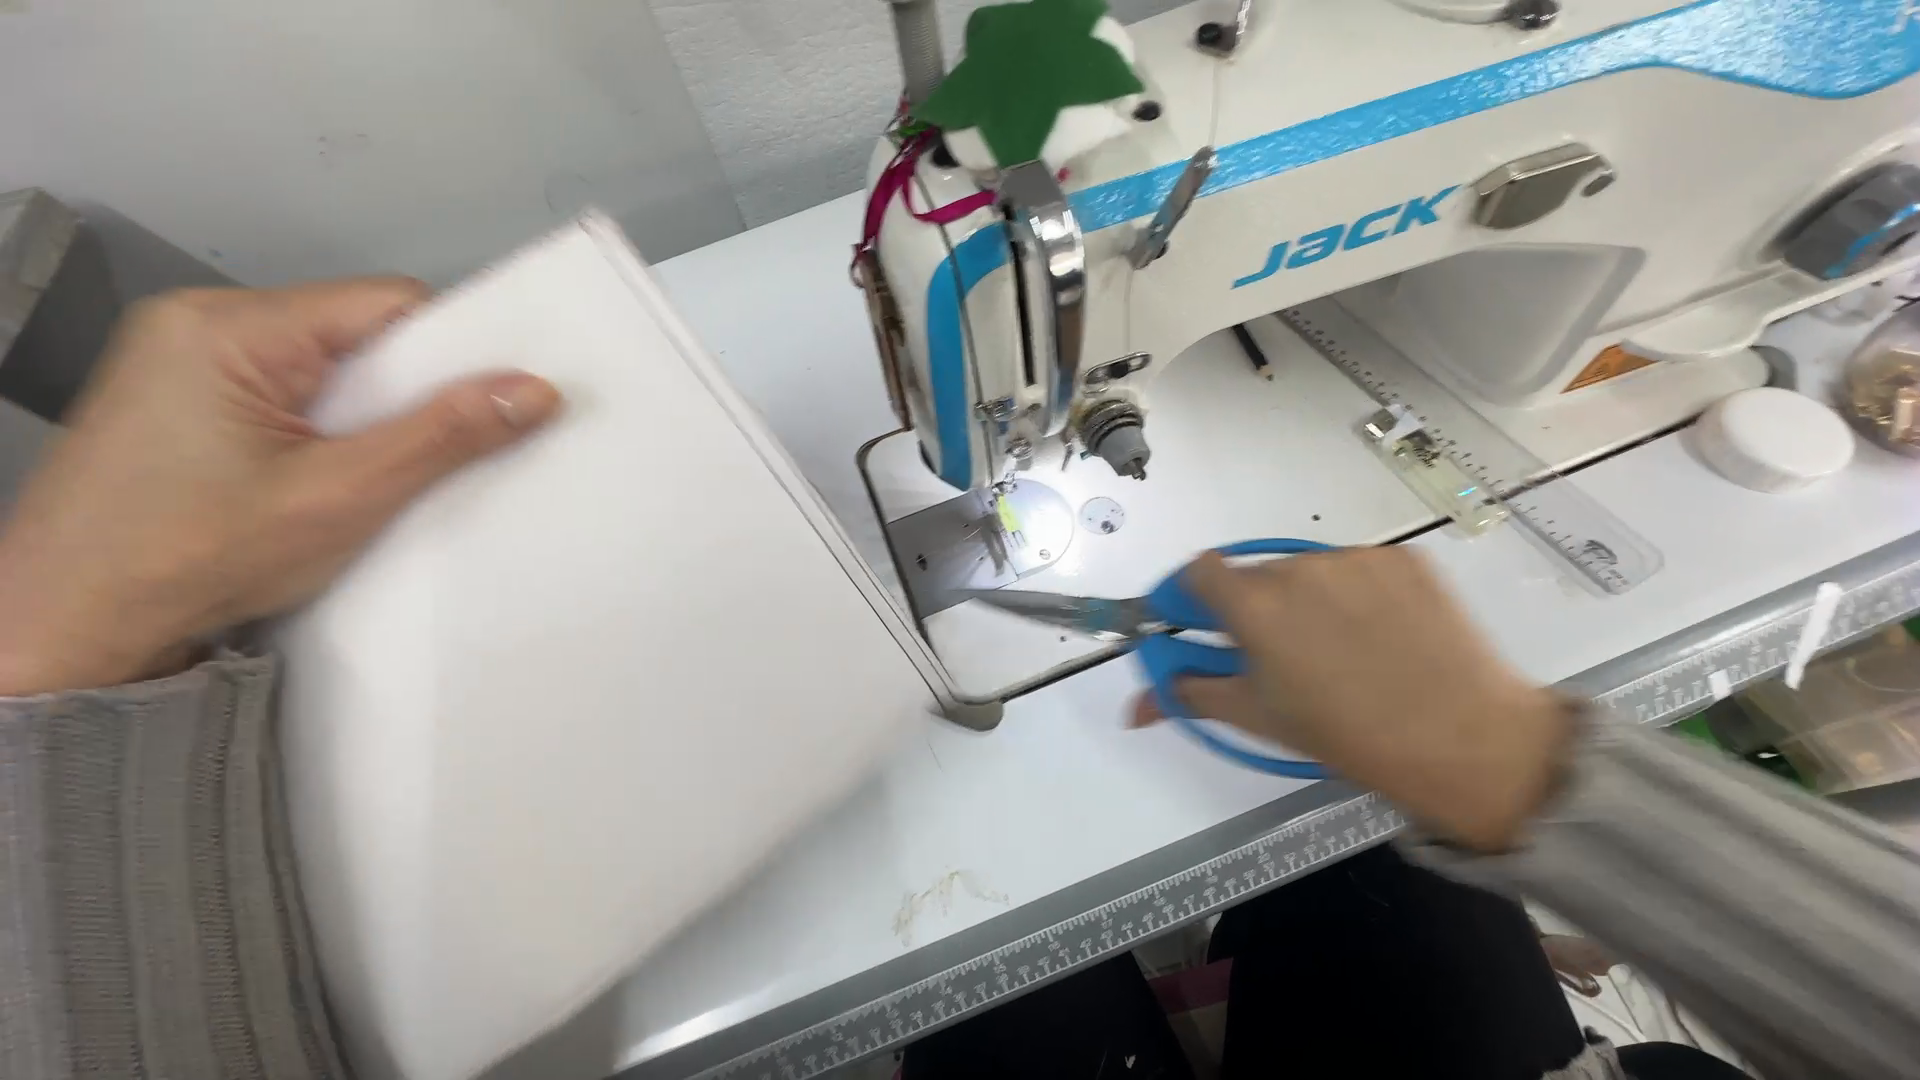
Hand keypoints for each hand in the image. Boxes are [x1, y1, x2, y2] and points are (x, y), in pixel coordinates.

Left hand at [0, 279, 561, 695]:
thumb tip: (536, 391)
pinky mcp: (196, 403)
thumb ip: (444, 436)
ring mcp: (193, 364)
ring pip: (339, 368)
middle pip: (363, 334)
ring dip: (383, 415)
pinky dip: (347, 429)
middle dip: (417, 390)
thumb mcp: (344, 494)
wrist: (73, 630)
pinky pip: (305, 395)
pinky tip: (352, 472)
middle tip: (450, 449)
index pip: (388, 304)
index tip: (504, 398)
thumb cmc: (194, 558)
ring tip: (394, 469)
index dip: (457, 348)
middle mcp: (204, 327)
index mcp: (228, 327)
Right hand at [1133, 547, 1573, 851]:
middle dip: (1253, 608)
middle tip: (1279, 655)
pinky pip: (1356, 569)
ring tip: (1339, 649)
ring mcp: (1354, 558)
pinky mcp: (1402, 558)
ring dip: (1304, 600)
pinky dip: (1354, 595)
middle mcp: (1296, 567)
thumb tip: (1131, 710)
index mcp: (1253, 604)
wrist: (1466, 740)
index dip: (1194, 595)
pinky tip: (1381, 635)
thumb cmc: (1344, 734)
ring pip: (1305, 571)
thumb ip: (1186, 695)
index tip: (1203, 625)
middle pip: (1253, 574)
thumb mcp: (1256, 717)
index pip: (1198, 570)